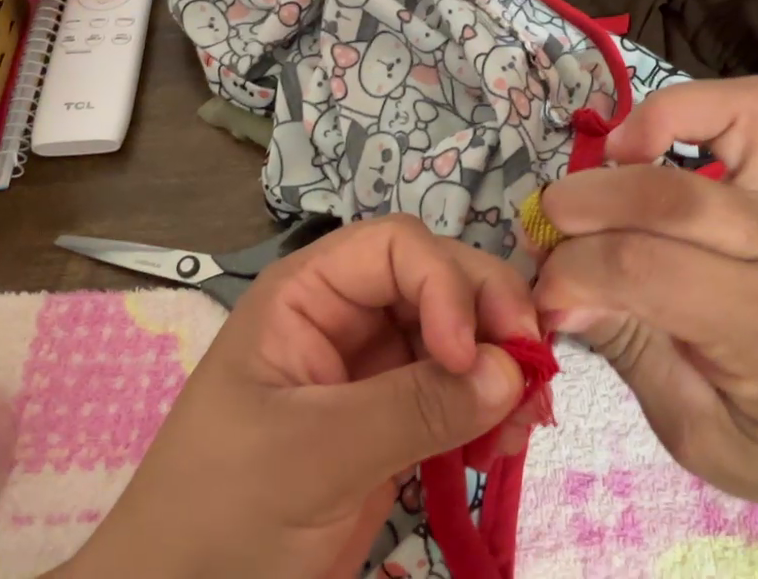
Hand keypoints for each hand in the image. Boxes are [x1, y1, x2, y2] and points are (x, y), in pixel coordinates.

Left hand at [57, 214, 539, 578]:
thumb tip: (511, 372)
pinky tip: (501, 447)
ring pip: (459, 335)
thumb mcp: (311, 455)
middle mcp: (346, 314)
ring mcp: (373, 368)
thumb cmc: (224, 510)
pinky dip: (490, 411)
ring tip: (524, 425)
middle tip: (533, 377)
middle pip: (438, 280)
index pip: (396, 247)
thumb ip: (412, 408)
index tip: (469, 354)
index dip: (444, 284)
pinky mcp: (395, 418)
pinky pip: (458, 392)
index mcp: (308, 293)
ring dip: (501, 368)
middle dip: (490, 318)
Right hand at [532, 77, 757, 517]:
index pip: (647, 269)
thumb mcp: (691, 432)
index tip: (543, 300)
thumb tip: (557, 291)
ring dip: (634, 135)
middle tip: (544, 240)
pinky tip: (640, 144)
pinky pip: (750, 107)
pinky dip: (687, 106)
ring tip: (594, 177)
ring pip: (717, 123)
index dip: (573, 274)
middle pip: (670, 197)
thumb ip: (627, 349)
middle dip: (583, 209)